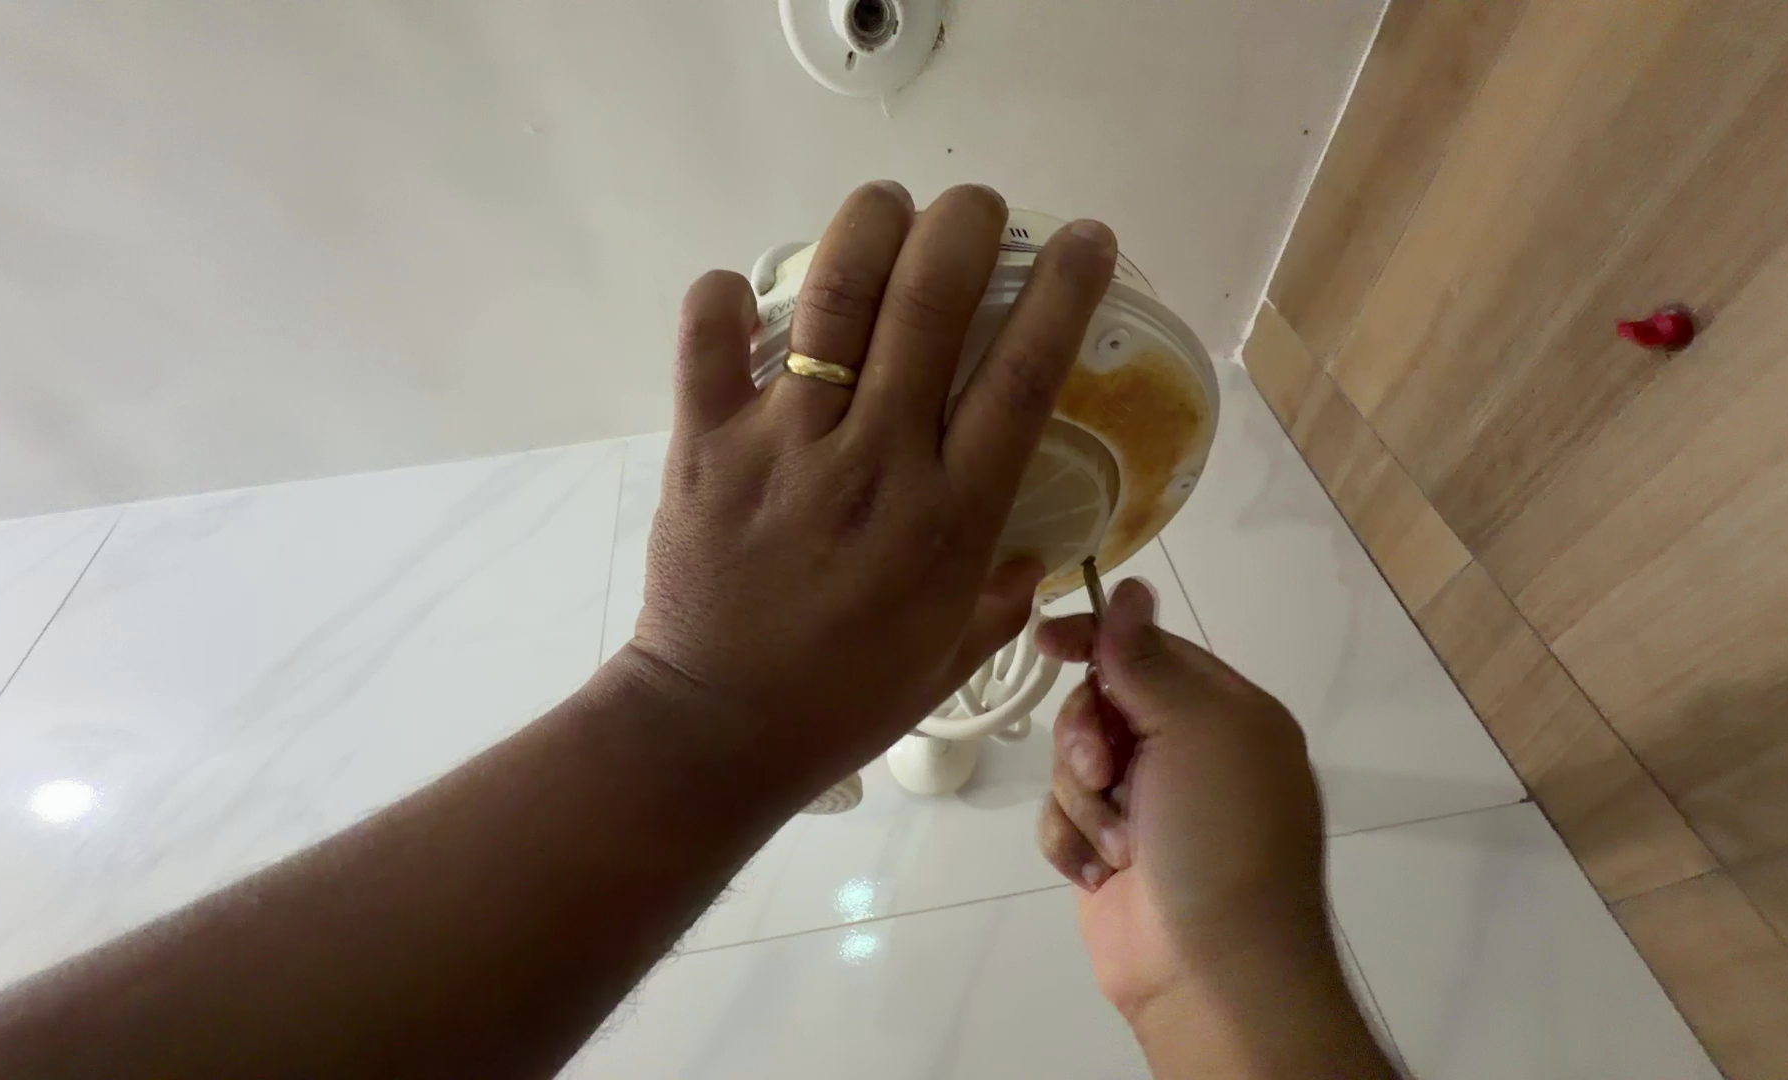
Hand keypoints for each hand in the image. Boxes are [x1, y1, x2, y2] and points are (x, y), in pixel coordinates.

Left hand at [621, 182, 1117, 797]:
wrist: (720, 729)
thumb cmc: (846, 699)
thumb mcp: (951, 658)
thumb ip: (1001, 598)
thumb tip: (1027, 553)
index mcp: (949, 517)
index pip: (1021, 377)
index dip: (1061, 293)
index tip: (1083, 239)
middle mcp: (876, 463)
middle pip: (930, 305)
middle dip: (964, 228)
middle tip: (975, 207)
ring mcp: (785, 448)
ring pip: (832, 300)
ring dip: (867, 230)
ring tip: (886, 207)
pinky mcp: (704, 449)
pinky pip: (707, 344)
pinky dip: (721, 301)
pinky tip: (737, 293)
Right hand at [1035, 578, 1330, 1022]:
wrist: (1211, 977)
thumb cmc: (1217, 836)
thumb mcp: (1195, 731)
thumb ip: (1148, 659)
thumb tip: (1131, 584)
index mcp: (1220, 714)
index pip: (1144, 648)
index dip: (1094, 638)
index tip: (1045, 640)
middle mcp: (1184, 750)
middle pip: (1098, 702)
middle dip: (1086, 735)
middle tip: (1102, 770)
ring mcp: (1144, 801)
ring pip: (1071, 759)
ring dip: (1084, 798)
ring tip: (1118, 840)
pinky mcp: (1108, 846)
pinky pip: (1061, 813)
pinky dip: (1073, 839)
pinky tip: (1101, 871)